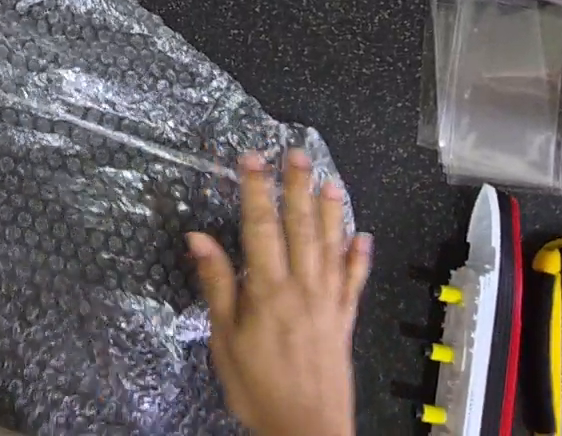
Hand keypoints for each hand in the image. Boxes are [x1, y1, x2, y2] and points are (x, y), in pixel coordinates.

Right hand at [188, 149, 372, 435]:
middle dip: (297, 188)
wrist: (308, 434)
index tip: (251, 157)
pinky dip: (359, 259)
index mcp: (269, 289)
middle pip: (300, 228)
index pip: (261, 226)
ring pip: (330, 247)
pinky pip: (354, 284)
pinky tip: (363, 238)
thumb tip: (198, 237)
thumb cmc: (257, 387)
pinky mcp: (344, 322)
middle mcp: (302, 288)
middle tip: (297, 154)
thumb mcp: (224, 339)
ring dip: (331, 212)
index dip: (256, 189)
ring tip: (331, 181)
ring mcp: (328, 304)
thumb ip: (217, 285)